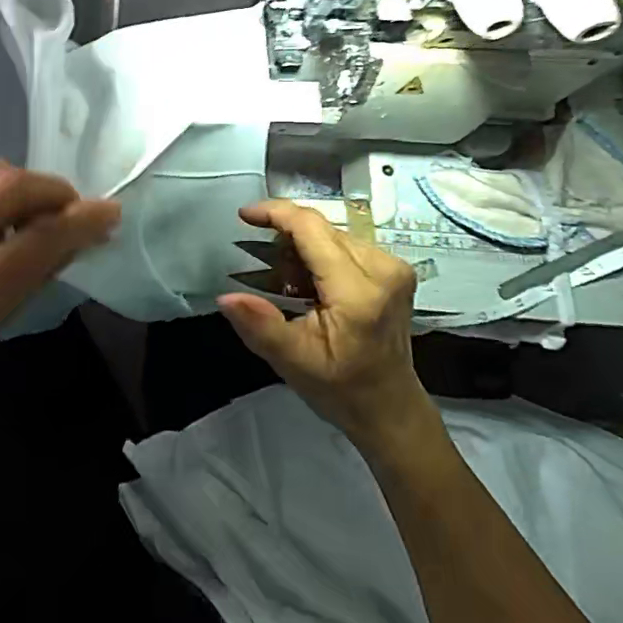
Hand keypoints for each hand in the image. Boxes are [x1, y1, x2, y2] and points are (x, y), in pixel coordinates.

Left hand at [0, 161, 118, 451]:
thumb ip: (36, 275)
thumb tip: (82, 234)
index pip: (35, 238)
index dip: (81, 219)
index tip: (110, 213)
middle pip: (11, 187)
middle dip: (56, 190)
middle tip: (76, 208)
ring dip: (30, 186)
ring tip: (44, 210)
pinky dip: (1, 190)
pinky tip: (6, 214)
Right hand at [217, 201, 427, 445]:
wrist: (390, 409)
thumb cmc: (340, 389)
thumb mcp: (292, 362)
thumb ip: (260, 326)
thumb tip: (226, 298)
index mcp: (358, 291)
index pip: (312, 228)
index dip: (275, 213)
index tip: (244, 216)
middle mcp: (382, 268)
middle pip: (322, 228)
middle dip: (286, 237)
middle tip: (264, 269)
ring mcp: (394, 266)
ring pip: (333, 234)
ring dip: (304, 247)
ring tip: (289, 283)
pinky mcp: (396, 269)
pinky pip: (348, 244)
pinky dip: (322, 255)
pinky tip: (312, 284)